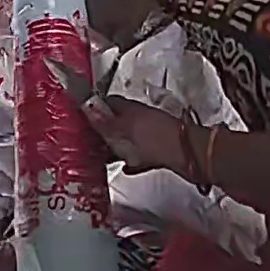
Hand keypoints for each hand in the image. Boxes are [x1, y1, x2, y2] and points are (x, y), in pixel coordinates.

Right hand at [47, 57, 199, 179]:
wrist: (192, 158)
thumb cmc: (157, 140)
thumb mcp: (123, 129)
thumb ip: (103, 121)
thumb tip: (84, 105)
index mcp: (129, 109)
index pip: (105, 103)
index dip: (91, 108)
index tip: (77, 116)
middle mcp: (138, 120)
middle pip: (113, 122)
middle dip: (99, 131)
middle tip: (82, 140)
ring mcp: (149, 136)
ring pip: (125, 139)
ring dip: (113, 147)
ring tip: (97, 155)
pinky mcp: (158, 152)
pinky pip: (138, 156)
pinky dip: (130, 161)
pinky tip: (124, 167)